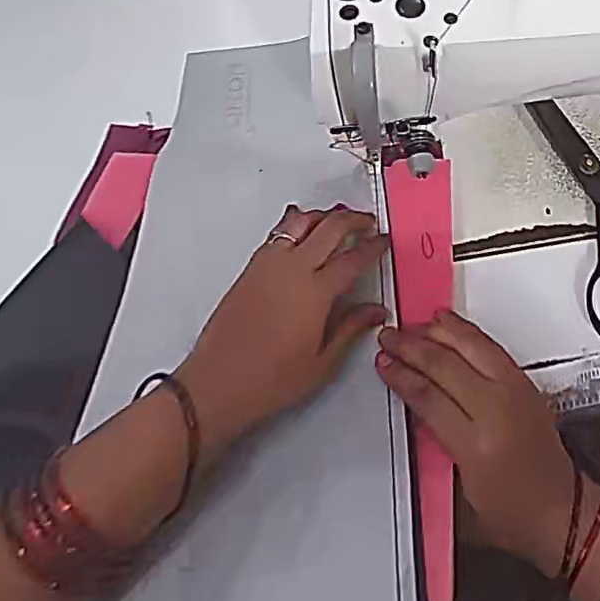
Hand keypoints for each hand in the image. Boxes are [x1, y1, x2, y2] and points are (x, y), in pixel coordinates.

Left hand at [179, 207, 388, 449]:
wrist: (217, 385)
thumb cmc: (265, 380)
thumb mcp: (321, 363)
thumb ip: (351, 328)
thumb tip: (374, 311)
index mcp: (315, 292)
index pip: (354, 257)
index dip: (373, 246)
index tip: (382, 242)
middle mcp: (292, 269)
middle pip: (331, 226)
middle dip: (355, 220)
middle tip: (367, 224)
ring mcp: (269, 264)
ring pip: (302, 220)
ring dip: (325, 216)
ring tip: (337, 221)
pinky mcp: (251, 267)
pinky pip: (279, 232)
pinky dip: (297, 223)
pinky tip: (302, 229)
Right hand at [376, 312, 575, 573]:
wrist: (562, 512)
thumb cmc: (513, 511)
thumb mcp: (461, 490)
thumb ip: (434, 442)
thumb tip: (413, 401)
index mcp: (476, 445)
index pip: (428, 397)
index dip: (401, 376)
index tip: (385, 364)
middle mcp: (497, 410)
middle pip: (444, 364)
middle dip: (410, 347)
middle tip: (390, 338)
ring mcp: (514, 390)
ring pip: (467, 344)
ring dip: (435, 332)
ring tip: (411, 326)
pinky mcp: (524, 380)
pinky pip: (489, 344)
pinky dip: (465, 330)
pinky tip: (448, 323)